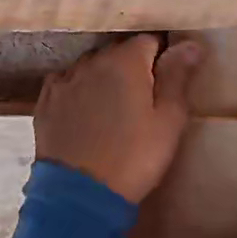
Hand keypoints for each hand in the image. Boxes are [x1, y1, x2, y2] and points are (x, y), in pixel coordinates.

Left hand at [34, 34, 202, 203]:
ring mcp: (64, 81)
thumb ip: (178, 77)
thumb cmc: (135, 156)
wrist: (80, 196)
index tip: (168, 83)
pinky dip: (81, 91)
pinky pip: (69, 84)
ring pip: (93, 67)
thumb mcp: (169, 120)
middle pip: (119, 51)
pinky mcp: (46, 102)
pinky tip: (87, 113)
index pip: (150, 40)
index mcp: (125, 61)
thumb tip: (190, 44)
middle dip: (134, 67)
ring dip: (106, 78)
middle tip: (145, 100)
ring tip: (115, 109)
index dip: (162, 58)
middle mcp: (91, 61)